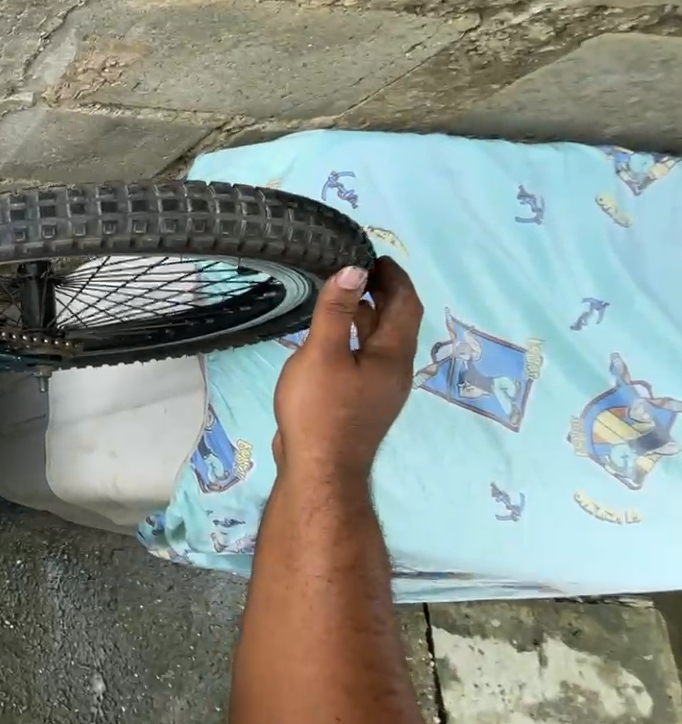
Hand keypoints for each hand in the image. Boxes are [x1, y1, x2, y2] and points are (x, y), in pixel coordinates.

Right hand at [272, 257, 423, 483]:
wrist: (320, 464)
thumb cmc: (321, 407)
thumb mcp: (322, 354)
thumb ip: (335, 312)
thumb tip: (353, 270)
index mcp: (392, 354)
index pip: (404, 306)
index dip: (394, 279)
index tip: (376, 258)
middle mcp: (393, 369)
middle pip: (395, 324)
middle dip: (381, 295)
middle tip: (357, 273)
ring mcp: (377, 389)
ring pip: (378, 343)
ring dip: (367, 317)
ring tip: (342, 299)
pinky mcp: (358, 402)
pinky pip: (363, 359)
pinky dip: (353, 338)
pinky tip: (330, 343)